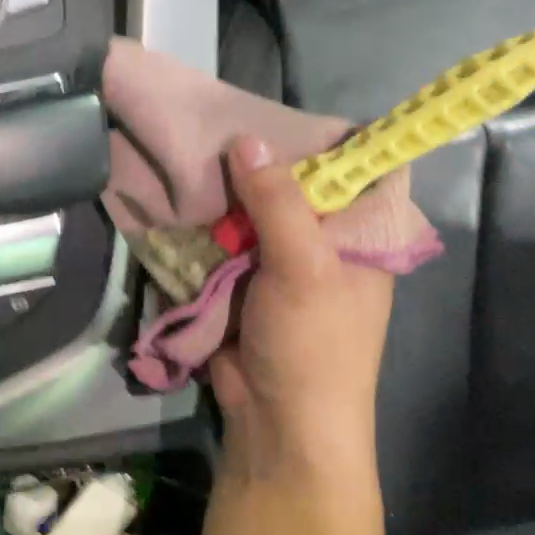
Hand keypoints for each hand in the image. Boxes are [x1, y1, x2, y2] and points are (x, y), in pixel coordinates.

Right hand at [207, 136, 393, 479]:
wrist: (276, 419)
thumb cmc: (313, 345)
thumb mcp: (304, 268)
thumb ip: (277, 203)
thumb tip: (245, 138)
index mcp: (363, 237)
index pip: (361, 171)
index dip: (329, 141)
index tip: (275, 115)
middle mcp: (324, 243)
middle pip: (292, 186)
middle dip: (253, 164)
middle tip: (208, 130)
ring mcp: (277, 263)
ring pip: (248, 213)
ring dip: (218, 196)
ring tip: (180, 159)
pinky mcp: (237, 282)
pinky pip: (218, 242)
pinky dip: (198, 228)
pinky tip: (171, 203)